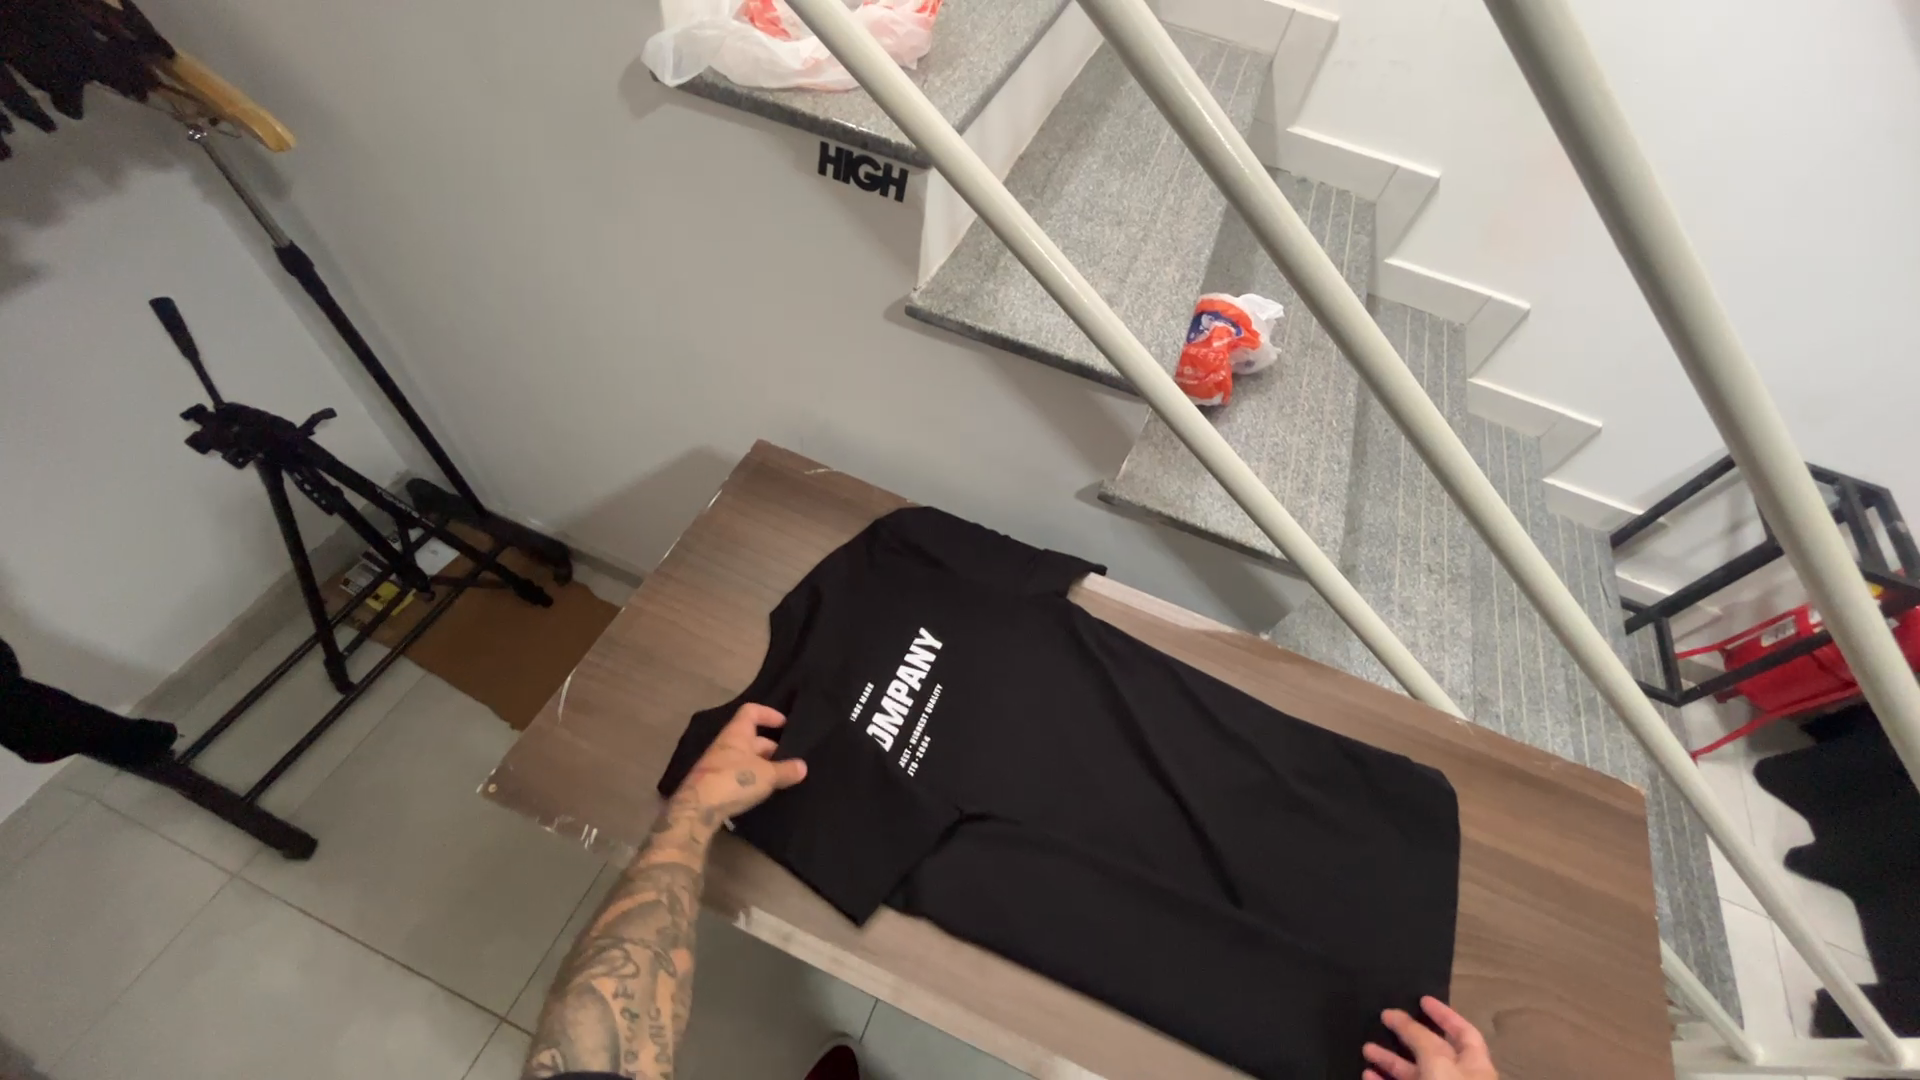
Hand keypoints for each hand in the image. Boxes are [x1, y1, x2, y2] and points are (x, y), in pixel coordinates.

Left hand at [668, 703, 807, 827]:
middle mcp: (725, 745)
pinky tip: (762, 792)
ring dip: (762, 765)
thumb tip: (803, 766)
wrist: (696, 810)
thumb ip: (786, 770)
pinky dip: (751, 779)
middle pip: (751, 737)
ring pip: (745, 758)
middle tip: (789, 758)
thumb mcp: (767, 775)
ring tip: (780, 777)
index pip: (751, 711)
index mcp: (737, 733)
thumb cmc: (733, 781)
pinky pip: (737, 775)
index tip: (785, 724)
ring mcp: (717, 765)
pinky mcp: (713, 785)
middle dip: (771, 747)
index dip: (769, 714)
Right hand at [1362, 997, 1496, 1079]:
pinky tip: (1367, 1075)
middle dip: (1406, 1034)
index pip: (1465, 1034)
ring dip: (1390, 1060)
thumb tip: (1399, 1016)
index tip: (1421, 998)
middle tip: (1383, 1018)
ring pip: (1415, 1075)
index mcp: (1475, 1069)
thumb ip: (1419, 1037)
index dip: (1445, 1015)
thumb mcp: (1438, 1062)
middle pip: (1434, 1052)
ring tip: (1366, 1049)